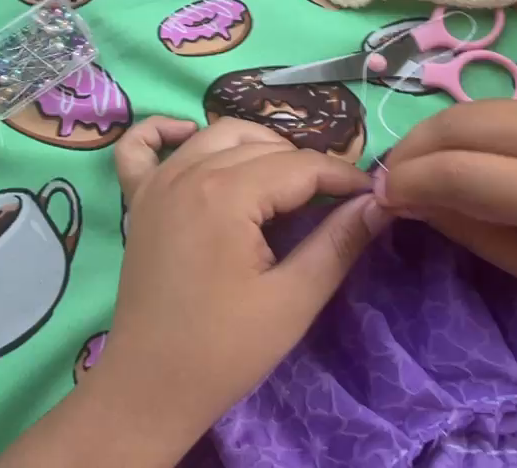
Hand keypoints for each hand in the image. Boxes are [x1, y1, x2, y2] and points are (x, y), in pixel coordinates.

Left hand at [88, 117, 387, 455]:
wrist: (151, 387)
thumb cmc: (225, 349)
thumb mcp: (293, 300)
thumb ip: (337, 244)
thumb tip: (378, 202)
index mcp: (228, 194)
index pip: (299, 165)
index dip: (341, 176)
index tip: (370, 194)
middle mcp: (189, 172)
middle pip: (262, 144)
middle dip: (304, 165)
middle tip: (333, 201)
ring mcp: (157, 182)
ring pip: (217, 135)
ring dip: (255, 145)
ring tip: (284, 182)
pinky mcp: (138, 198)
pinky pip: (142, 145)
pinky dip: (164, 130)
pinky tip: (190, 136)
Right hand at [375, 100, 516, 338]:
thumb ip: (472, 230)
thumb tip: (411, 202)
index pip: (457, 172)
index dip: (406, 182)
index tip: (378, 198)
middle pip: (457, 125)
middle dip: (410, 149)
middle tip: (389, 180)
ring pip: (473, 108)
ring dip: (433, 134)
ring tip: (415, 166)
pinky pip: (500, 108)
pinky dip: (466, 128)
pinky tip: (457, 154)